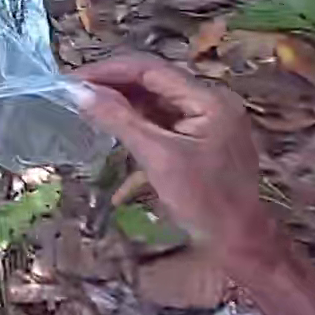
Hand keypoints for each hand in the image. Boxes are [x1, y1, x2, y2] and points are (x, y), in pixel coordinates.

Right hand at [73, 54, 314, 314]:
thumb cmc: (204, 201)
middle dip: (111, 83)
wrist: (241, 245)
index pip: (149, 69)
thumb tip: (79, 92)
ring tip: (85, 104)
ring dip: (120, 100)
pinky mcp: (197, 136)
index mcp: (207, 99)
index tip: (73, 80)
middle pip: (151, 80)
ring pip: (154, 98)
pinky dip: (134, 117)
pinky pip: (160, 116)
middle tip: (75, 91)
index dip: (109, 70)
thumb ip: (119, 119)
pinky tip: (109, 122)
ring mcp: (205, 118)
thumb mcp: (157, 157)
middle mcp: (208, 100)